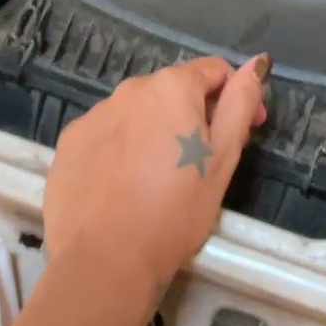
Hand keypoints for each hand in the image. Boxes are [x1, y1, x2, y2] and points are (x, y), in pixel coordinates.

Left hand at [41, 56, 268, 293]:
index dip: (236, 96)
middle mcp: (130, 90)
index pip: (214, 70)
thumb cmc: (175, 210)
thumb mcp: (223, 158)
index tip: (246, 131)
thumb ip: (240, 103)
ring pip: (138, 113)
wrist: (103, 262)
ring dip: (157, 130)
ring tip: (162, 177)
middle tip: (206, 161)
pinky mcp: (68, 145)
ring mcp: (94, 116)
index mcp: (172, 87)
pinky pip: (107, 135)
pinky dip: (123, 149)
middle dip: (195, 115)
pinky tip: (126, 185)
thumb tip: (257, 62)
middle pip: (174, 90)